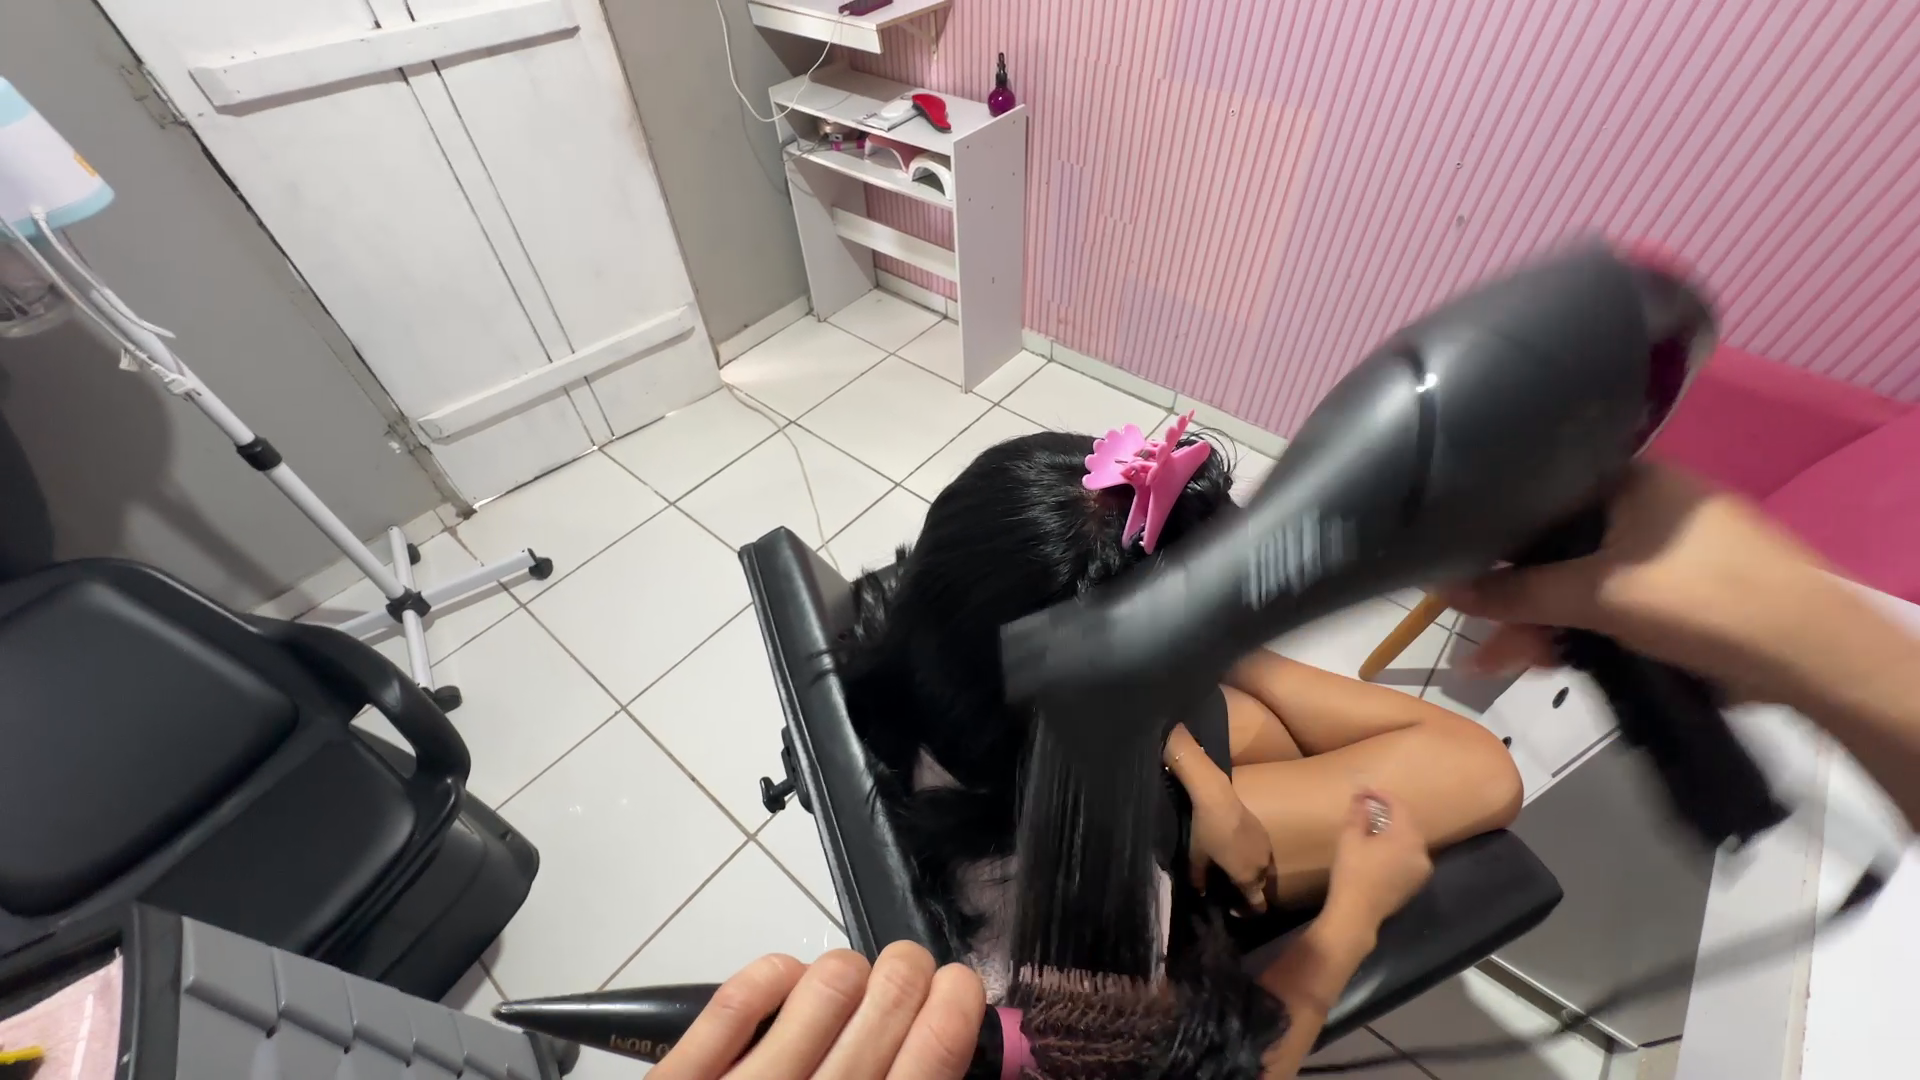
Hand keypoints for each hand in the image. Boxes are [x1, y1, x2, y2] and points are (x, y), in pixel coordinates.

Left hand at [651, 942, 986, 1079]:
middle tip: (901, 987)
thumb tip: (948, 1048)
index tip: (956, 990)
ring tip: (840, 1003)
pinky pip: (741, 994)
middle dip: (909, 971)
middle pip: (892, 989)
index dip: (958, 998)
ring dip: (846, 976)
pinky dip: (775, 976)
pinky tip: (786, 997)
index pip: (936, 1046)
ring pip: (829, 978)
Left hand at [1188, 776, 1277, 913]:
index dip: (1247, 912)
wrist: (1218, 799)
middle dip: (1247, 890)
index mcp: (1247, 877)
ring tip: (1234, 863)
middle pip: (1260, 887)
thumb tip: (1201, 893)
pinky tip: (1237, 846)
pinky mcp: (1265, 833)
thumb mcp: (1197, 857)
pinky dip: (1253, 855)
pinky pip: (1262, 852)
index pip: (1258, 906)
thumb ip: (1199, 879)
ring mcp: (1266, 849)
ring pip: (1263, 869)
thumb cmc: (1206, 831)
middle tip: (1229, 883)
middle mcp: (1262, 867)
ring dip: (1252, 872)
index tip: (1232, 907)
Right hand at [1322, 791, 1430, 935]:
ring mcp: (1422, 869)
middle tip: (1369, 804)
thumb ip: (1359, 812)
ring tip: (1375, 824)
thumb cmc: (1352, 870)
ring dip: (1396, 828)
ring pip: (1411, 840)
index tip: (1365, 791)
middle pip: (1409, 823)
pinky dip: (1399, 845)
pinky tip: (1382, 847)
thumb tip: (1362, 794)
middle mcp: (1421, 852)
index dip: (1383, 796)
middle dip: (1391, 811)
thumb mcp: (1350, 837)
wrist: (1359, 911)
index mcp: (1406, 838)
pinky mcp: (1417, 882)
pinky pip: (1411, 854)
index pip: (1400, 807)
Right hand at [1438, 464, 1832, 704]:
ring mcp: (1666, 550)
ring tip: (1504, 664)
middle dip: (1514, 598)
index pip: (1539, 490)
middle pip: (1554, 546)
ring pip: (1577, 580)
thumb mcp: (1594, 596)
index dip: (1493, 528)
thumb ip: (1514, 592)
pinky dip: (1575, 626)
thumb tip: (1442, 590)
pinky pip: (1606, 599)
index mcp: (1633, 480)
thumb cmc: (1704, 603)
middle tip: (1483, 638)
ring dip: (1539, 622)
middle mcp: (1646, 505)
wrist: (1823, 664)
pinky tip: (1548, 657)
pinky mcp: (1680, 588)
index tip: (1460, 562)